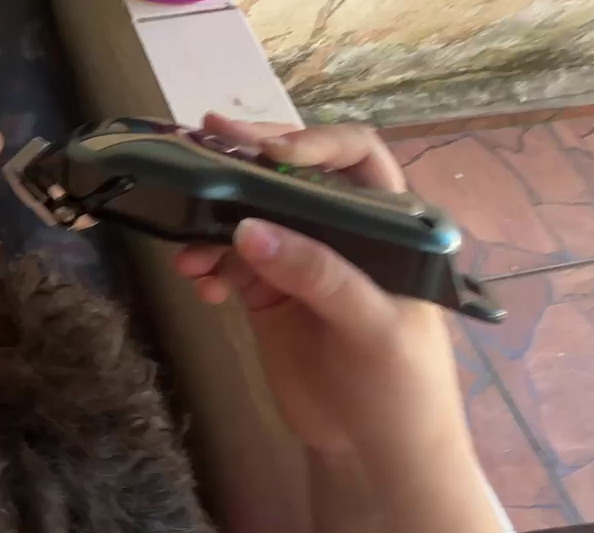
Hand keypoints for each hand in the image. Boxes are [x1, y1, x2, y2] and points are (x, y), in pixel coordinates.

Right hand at [171, 115, 472, 468]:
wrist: (374, 458)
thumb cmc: (404, 390)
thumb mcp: (376, 331)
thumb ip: (318, 275)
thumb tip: (246, 228)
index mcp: (384, 227)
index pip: (356, 158)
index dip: (317, 140)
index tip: (271, 149)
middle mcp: (337, 231)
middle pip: (289, 173)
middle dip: (245, 158)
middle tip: (205, 135)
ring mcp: (297, 257)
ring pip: (246, 213)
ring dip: (210, 225)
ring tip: (189, 253)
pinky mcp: (263, 287)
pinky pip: (224, 258)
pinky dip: (205, 264)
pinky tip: (199, 284)